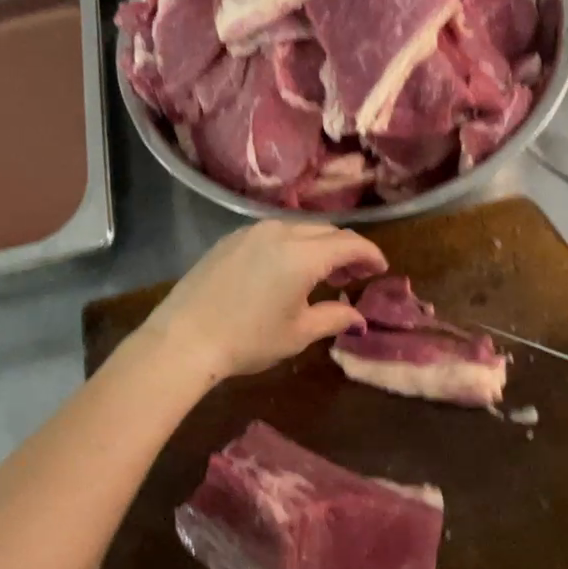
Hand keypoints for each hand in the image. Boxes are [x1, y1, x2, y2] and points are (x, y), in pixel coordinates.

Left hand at [142, 221, 380, 383]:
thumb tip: (357, 316)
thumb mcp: (298, 333)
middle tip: (353, 276)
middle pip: (325, 231)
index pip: (349, 244)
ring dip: (317, 246)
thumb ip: (333, 318)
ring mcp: (251, 231)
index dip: (370, 254)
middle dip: (345, 250)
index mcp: (303, 254)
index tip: (381, 268)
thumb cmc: (248, 339)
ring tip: (323, 274)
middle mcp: (280, 232)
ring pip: (298, 229)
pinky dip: (291, 246)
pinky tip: (287, 270)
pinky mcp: (231, 238)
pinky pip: (272, 234)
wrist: (185, 337)